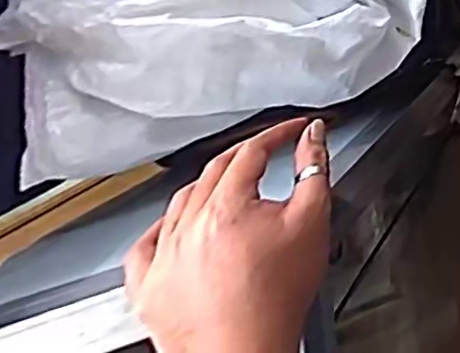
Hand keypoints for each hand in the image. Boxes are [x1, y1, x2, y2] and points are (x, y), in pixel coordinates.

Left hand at [125, 118, 331, 352]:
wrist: (248, 350)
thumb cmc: (278, 293)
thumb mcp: (313, 217)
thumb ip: (314, 167)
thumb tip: (312, 135)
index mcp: (226, 209)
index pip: (251, 151)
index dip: (278, 133)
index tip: (295, 128)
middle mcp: (187, 229)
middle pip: (215, 169)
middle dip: (249, 150)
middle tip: (274, 146)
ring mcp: (162, 261)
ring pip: (181, 201)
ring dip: (210, 181)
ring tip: (235, 180)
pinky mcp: (147, 290)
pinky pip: (145, 246)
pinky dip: (163, 226)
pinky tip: (176, 223)